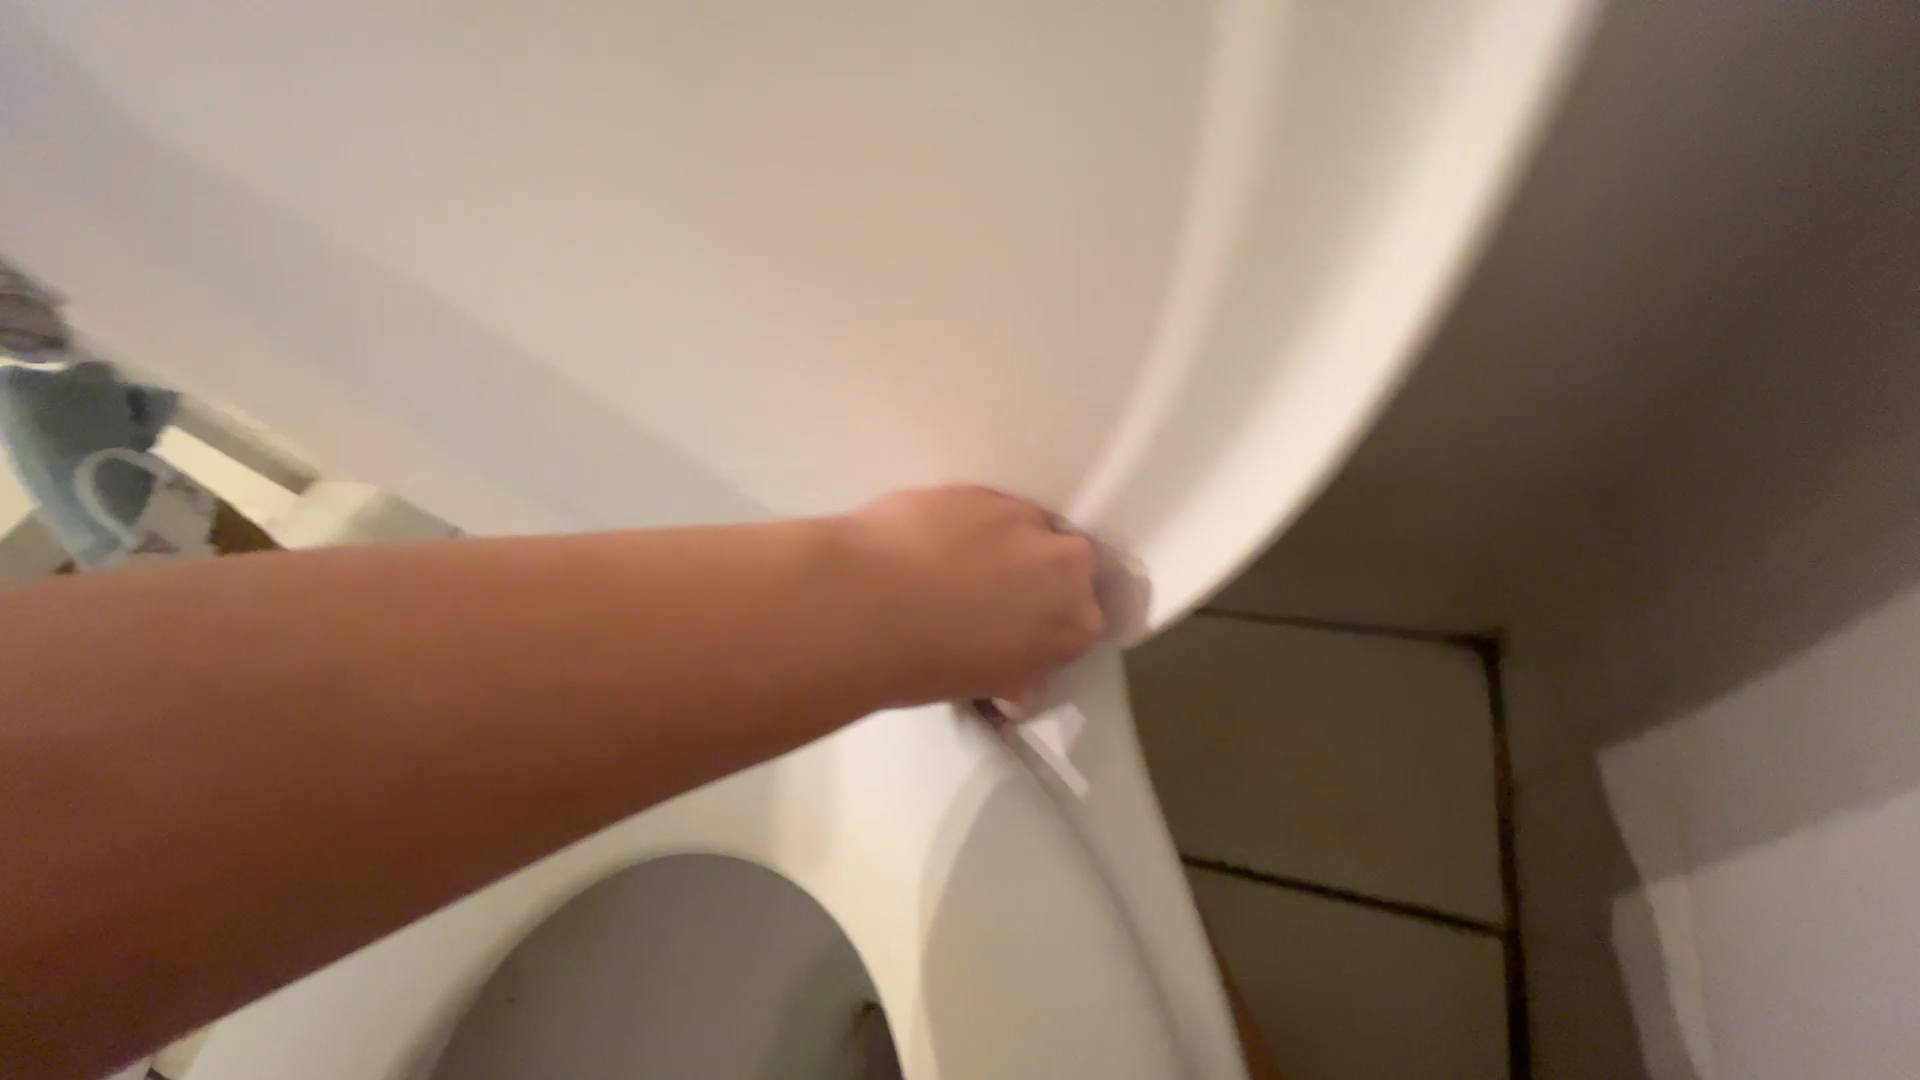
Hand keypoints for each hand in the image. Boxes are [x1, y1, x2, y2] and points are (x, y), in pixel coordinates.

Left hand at [834, 485, 1103, 707]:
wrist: (868, 603)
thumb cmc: (928, 663)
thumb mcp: (985, 686)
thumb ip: (1014, 674)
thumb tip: (1011, 684)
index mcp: (1076, 623)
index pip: (1080, 622)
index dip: (1047, 627)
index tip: (1018, 633)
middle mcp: (1065, 563)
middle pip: (1065, 564)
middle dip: (1035, 577)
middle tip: (988, 596)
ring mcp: (1021, 518)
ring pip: (1025, 529)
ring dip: (1001, 544)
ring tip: (949, 566)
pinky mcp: (978, 490)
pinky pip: (984, 510)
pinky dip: (963, 525)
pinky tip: (925, 543)